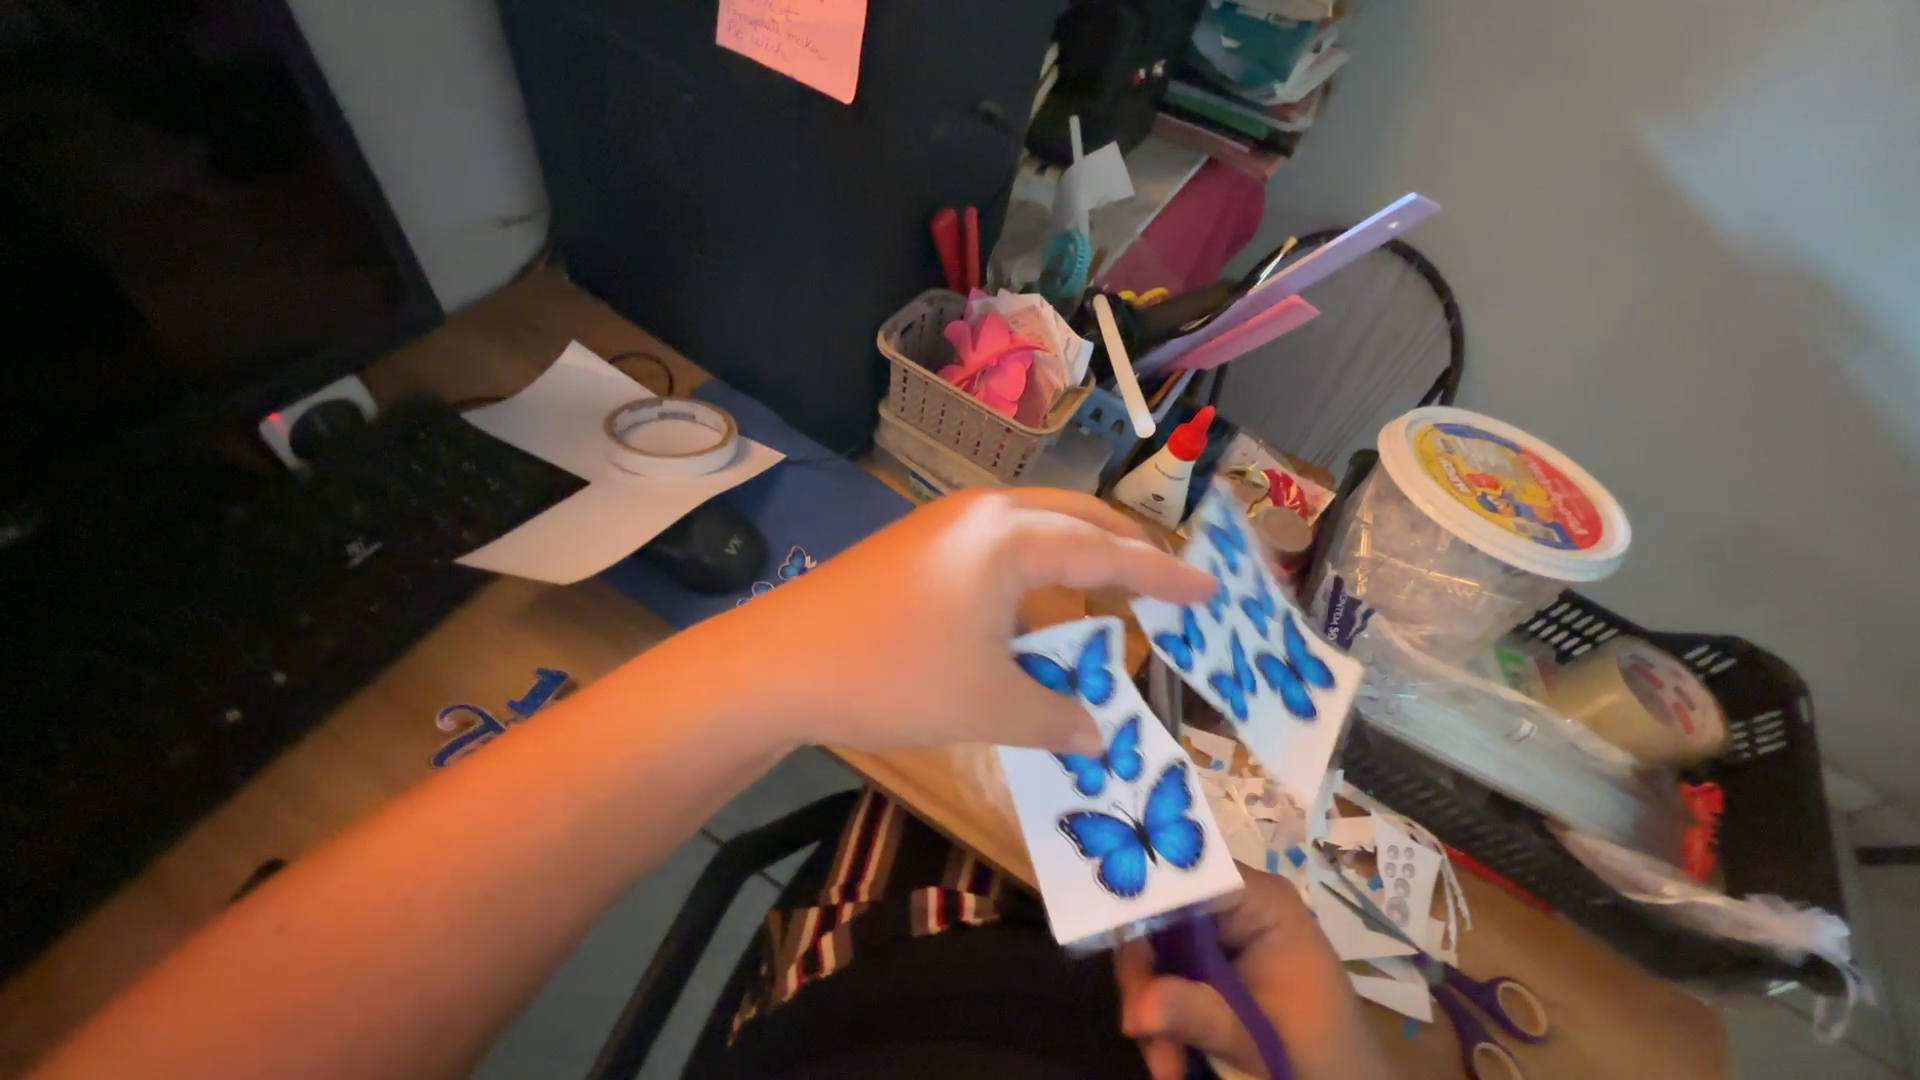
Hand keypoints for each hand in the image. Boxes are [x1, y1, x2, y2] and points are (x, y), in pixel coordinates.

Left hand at [698, 488, 1210, 753]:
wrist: (776, 664)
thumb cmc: (892, 676)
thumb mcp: (988, 703)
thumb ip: (1056, 715)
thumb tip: (1096, 733)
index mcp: (1011, 537)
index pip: (1108, 552)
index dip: (1163, 576)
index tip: (1210, 589)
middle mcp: (982, 514)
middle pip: (1075, 520)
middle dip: (1123, 550)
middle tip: (1161, 585)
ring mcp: (943, 524)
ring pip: (1033, 531)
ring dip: (1073, 561)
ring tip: (1102, 600)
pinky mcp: (916, 546)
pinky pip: (997, 549)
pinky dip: (1030, 576)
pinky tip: (1029, 615)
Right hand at [1115, 873, 1393, 1079]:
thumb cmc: (1323, 1061)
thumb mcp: (1258, 1041)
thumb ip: (1199, 1017)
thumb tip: (1136, 1007)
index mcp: (1260, 900)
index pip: (1186, 876)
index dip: (1143, 900)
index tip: (1115, 943)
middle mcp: (1237, 902)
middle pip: (1162, 913)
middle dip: (1146, 975)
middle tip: (1137, 1028)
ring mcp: (1223, 932)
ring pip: (1157, 947)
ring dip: (1150, 1006)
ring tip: (1163, 1065)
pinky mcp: (1213, 962)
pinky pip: (1169, 972)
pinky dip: (1162, 1015)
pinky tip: (1170, 1059)